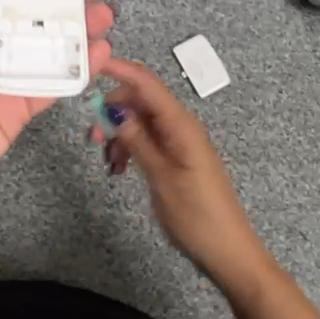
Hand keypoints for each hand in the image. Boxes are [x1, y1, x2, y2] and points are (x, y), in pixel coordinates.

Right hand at [101, 56, 270, 284]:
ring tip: (108, 162)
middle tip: (92, 137)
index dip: (119, 69)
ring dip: (119, 133)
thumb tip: (113, 109)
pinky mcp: (175, 156)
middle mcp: (179, 125)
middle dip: (112, 110)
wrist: (228, 254)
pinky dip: (129, 147)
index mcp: (180, 124)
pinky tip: (120, 169)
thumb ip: (137, 140)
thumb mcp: (160, 176)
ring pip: (140, 120)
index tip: (91, 64)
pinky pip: (147, 138)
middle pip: (139, 100)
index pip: (146, 82)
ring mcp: (178, 141)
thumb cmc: (197, 215)